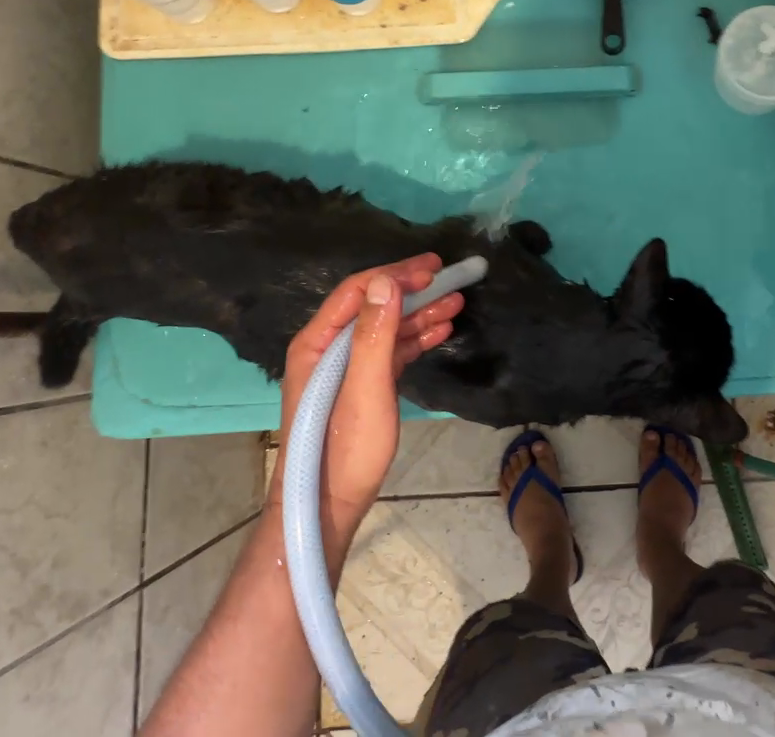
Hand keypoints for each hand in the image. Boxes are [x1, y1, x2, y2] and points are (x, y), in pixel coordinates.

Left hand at [273, 254, 464, 537]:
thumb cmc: (344, 449)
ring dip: (419, 314)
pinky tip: (440, 332)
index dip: (395, 275)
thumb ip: (373, 335)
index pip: (358, 292)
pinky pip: (389, 352)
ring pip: (386, 328)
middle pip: (374, 306)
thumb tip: (385, 281)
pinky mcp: (360, 386)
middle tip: (451, 279)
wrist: (329, 506)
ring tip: (456, 303)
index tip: (433, 267)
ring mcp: (344, 369)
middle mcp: (327, 349)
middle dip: (412, 290)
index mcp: (317, 343)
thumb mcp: (364, 388)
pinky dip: (415, 340)